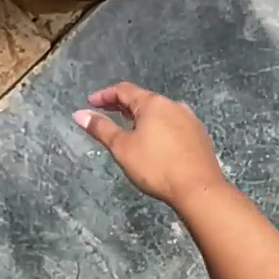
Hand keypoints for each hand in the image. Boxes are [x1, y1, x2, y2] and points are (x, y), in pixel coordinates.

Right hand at [73, 82, 228, 207]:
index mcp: (153, 104)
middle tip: (104, 114)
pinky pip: (172, 124)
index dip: (104, 95)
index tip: (90, 103)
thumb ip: (101, 128)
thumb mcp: (122, 147)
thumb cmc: (156, 166)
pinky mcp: (198, 135)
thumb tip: (79, 114)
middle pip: (142, 99)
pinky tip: (153, 141)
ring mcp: (189, 119)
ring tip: (127, 129)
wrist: (198, 188)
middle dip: (121, 105)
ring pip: (159, 112)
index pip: (123, 90)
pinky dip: (156, 127)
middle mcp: (173, 105)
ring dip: (140, 116)